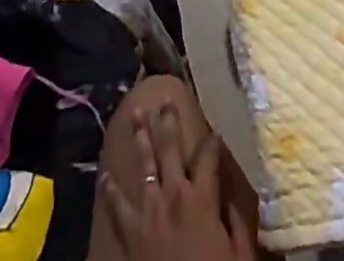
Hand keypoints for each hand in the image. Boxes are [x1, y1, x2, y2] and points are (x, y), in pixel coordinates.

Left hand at [102, 103, 253, 260]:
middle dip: (168, 122)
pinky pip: (118, 205)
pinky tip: (104, 175)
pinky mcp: (131, 229)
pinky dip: (110, 189)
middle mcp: (174, 194)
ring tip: (135, 114)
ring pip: (144, 164)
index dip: (214, 142)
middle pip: (171, 149)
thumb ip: (239, 221)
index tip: (216, 130)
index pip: (209, 158)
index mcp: (202, 197)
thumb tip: (237, 192)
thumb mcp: (239, 252)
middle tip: (165, 99)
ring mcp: (149, 209)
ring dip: (140, 138)